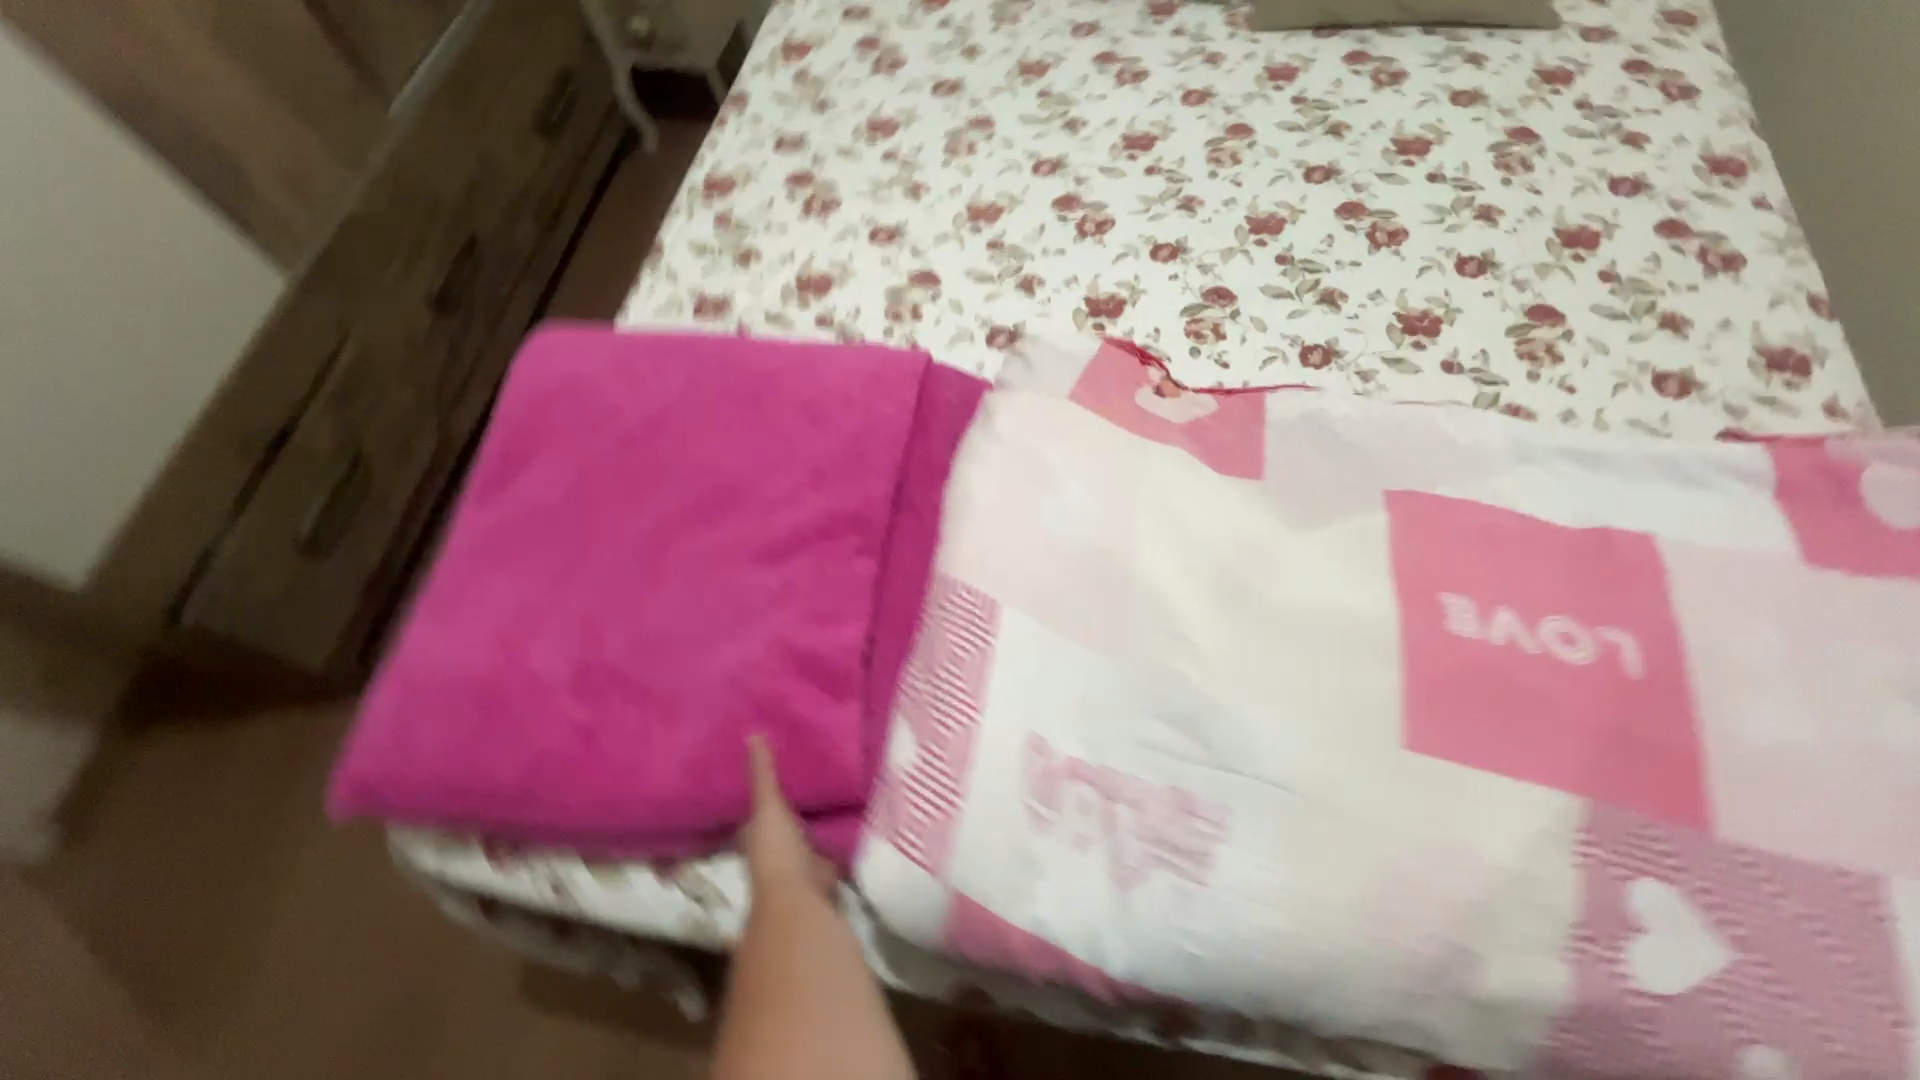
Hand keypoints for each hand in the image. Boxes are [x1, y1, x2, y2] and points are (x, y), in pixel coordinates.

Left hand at [740, 735, 835, 897]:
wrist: (800, 895)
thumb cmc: (775, 849)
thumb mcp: (767, 805)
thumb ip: (763, 773)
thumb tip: (752, 733)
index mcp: (756, 832)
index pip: (756, 808)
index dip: (764, 791)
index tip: (780, 767)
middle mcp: (776, 847)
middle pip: (787, 821)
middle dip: (798, 805)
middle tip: (818, 771)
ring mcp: (801, 862)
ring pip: (811, 834)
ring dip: (821, 821)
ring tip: (843, 787)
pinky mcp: (825, 871)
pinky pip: (835, 848)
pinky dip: (844, 838)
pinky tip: (860, 816)